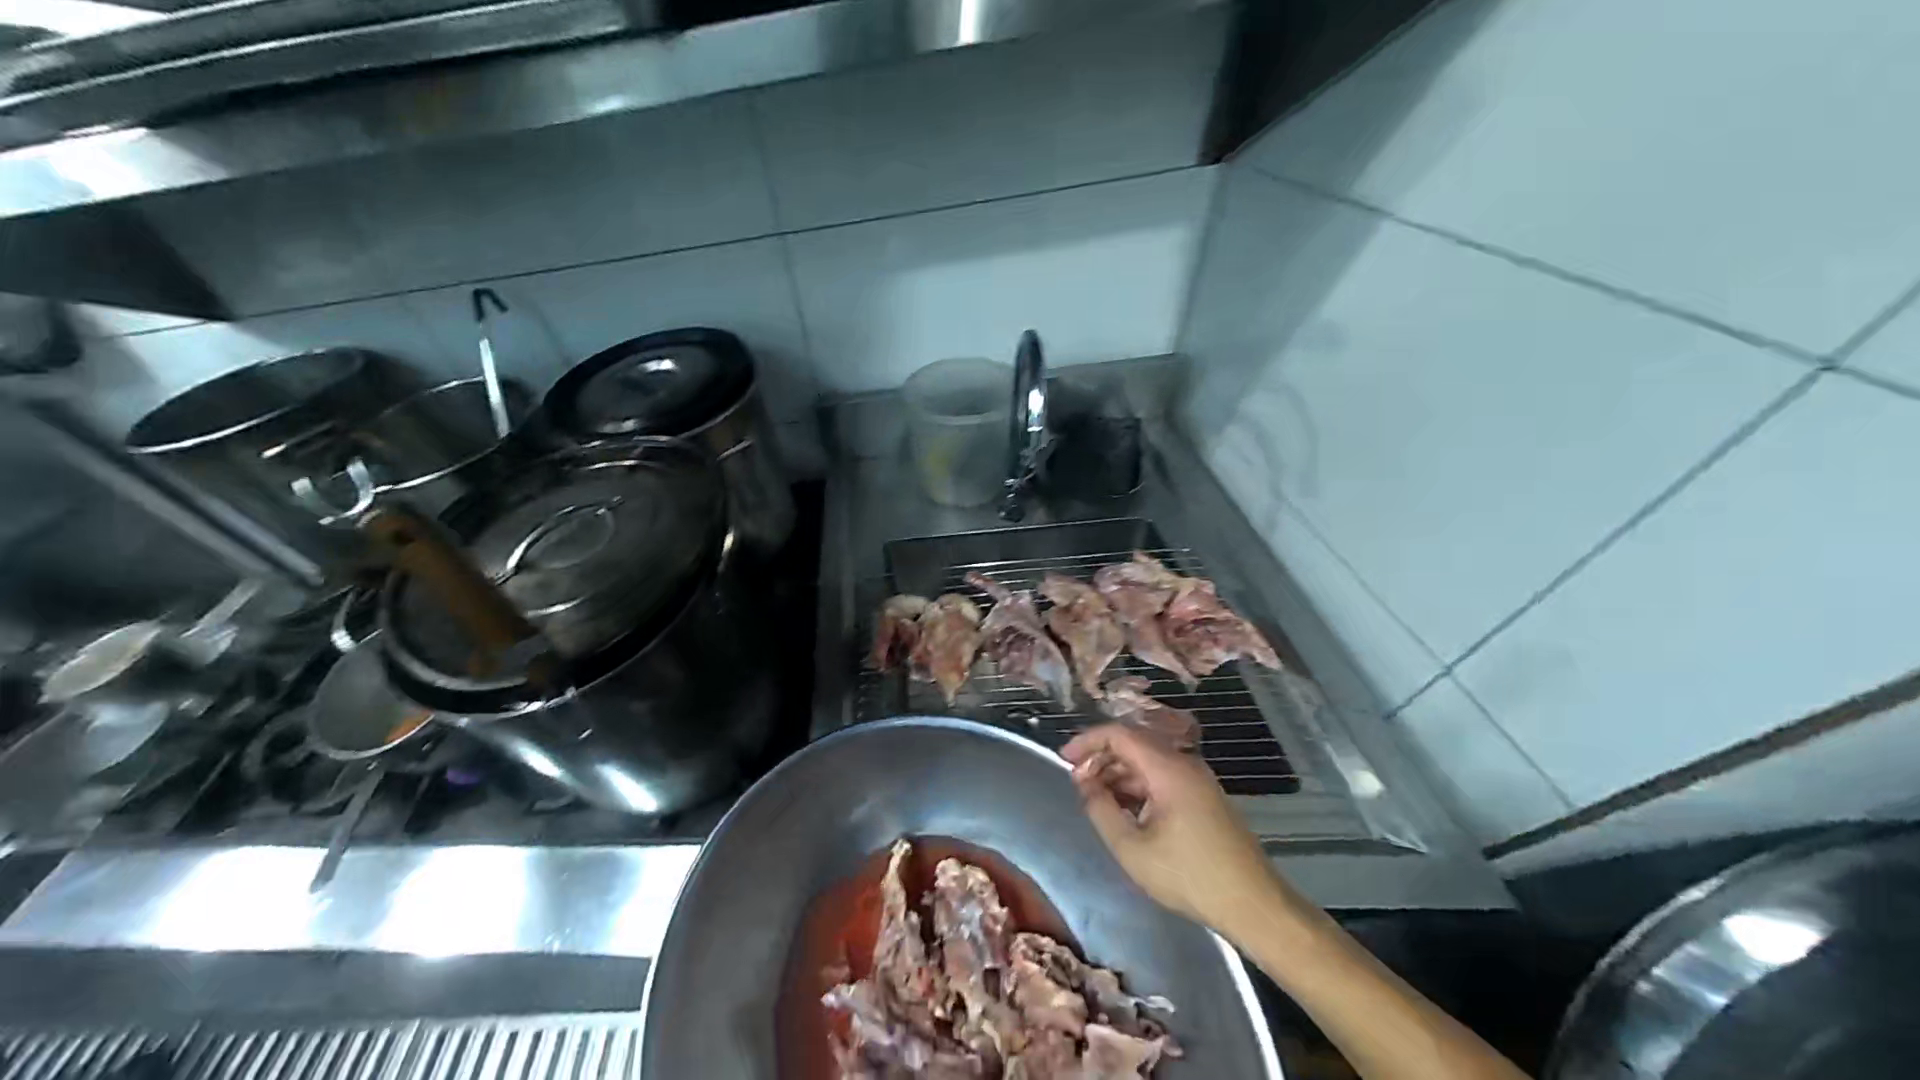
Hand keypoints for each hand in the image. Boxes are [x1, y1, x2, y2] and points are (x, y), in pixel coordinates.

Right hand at [1061, 723, 1286, 935]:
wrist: (1253, 904)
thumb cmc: (1189, 876)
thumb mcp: (1132, 848)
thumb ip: (1101, 809)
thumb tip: (1084, 782)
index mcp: (1168, 768)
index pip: (1120, 734)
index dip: (1088, 741)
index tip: (1064, 759)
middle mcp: (1185, 764)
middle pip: (1134, 745)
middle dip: (1101, 759)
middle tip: (1077, 784)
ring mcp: (1198, 780)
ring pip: (1148, 762)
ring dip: (1118, 774)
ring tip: (1096, 800)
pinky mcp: (1204, 797)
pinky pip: (1163, 778)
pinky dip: (1138, 787)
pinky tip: (1125, 811)